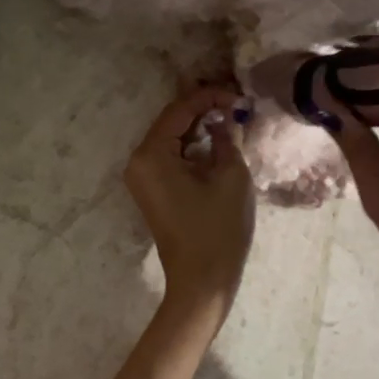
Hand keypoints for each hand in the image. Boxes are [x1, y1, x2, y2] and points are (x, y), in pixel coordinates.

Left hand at [123, 87, 255, 313]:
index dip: (210, 97)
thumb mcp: (230, 176)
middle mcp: (139, 161)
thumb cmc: (218, 229)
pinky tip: (217, 143)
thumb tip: (225, 117)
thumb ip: (226, 137)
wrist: (201, 281)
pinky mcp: (152, 189)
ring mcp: (142, 176)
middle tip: (237, 106)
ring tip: (232, 120)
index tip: (240, 98)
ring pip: (172, 138)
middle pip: (172, 121)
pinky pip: (170, 156)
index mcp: (151, 154)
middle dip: (204, 109)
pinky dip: (192, 146)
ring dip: (199, 127)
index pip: (179, 110)